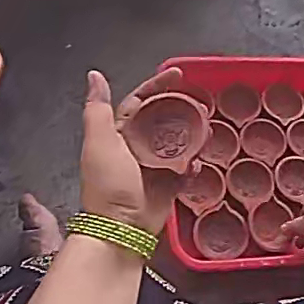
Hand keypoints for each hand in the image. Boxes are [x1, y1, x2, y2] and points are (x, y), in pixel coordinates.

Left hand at [79, 68, 187, 234]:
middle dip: (180, 107)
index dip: (157, 86)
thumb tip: (94, 74)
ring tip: (209, 124)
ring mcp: (154, 166)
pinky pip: (185, 170)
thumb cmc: (108, 183)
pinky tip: (201, 158)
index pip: (140, 101)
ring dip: (192, 133)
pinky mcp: (169, 186)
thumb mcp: (100, 141)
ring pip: (177, 142)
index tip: (178, 74)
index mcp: (119, 133)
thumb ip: (98, 108)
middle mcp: (137, 147)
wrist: (121, 228)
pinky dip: (194, 164)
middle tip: (202, 99)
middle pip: (162, 119)